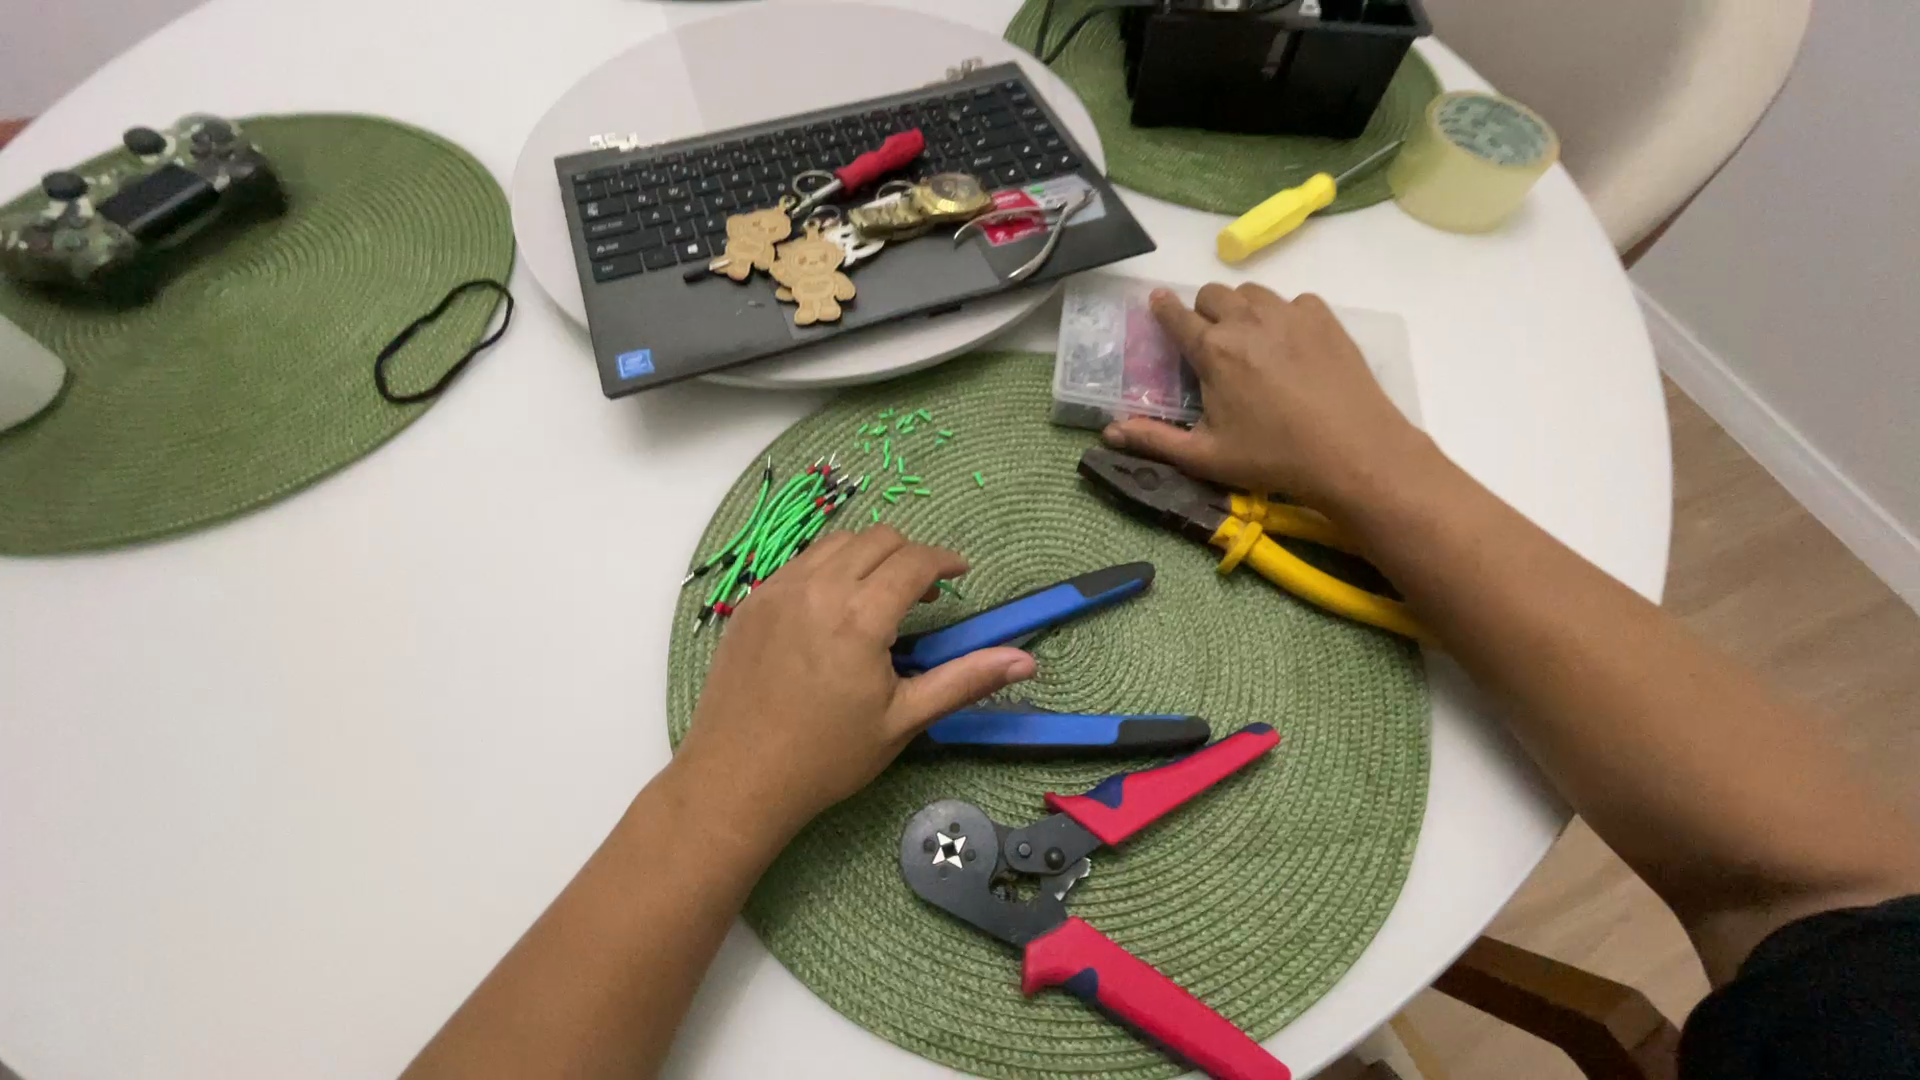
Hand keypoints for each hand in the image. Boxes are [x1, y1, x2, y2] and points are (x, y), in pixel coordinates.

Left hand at [672, 526, 1035, 834]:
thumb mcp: (903, 720)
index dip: (945, 560)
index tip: (961, 572)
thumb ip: (965, 680)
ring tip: (880, 595)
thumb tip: (1026, 661)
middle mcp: (818, 588)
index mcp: (860, 616)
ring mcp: (778, 589)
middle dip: (910, 554)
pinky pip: (801, 562)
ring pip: (836, 543)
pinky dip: (830, 567)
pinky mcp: (753, 601)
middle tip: (923, 593)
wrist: (736, 779)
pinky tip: (834, 608)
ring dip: (869, 555)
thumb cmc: (826, 756)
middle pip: (877, 538)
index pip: (914, 561)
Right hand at [1103, 285, 1431, 508]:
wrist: (1353, 452)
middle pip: (1213, 294)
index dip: (1162, 309)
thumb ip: (1153, 440)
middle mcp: (1247, 321)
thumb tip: (1107, 433)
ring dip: (1239, 309)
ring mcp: (1290, 314)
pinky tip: (1288, 346)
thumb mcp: (1204, 456)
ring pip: (1251, 292)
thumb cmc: (1271, 457)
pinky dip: (1282, 315)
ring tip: (1246, 340)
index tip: (1157, 303)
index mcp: (1212, 351)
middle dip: (1202, 310)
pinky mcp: (1324, 318)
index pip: (1176, 316)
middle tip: (1208, 341)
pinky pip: (1292, 301)